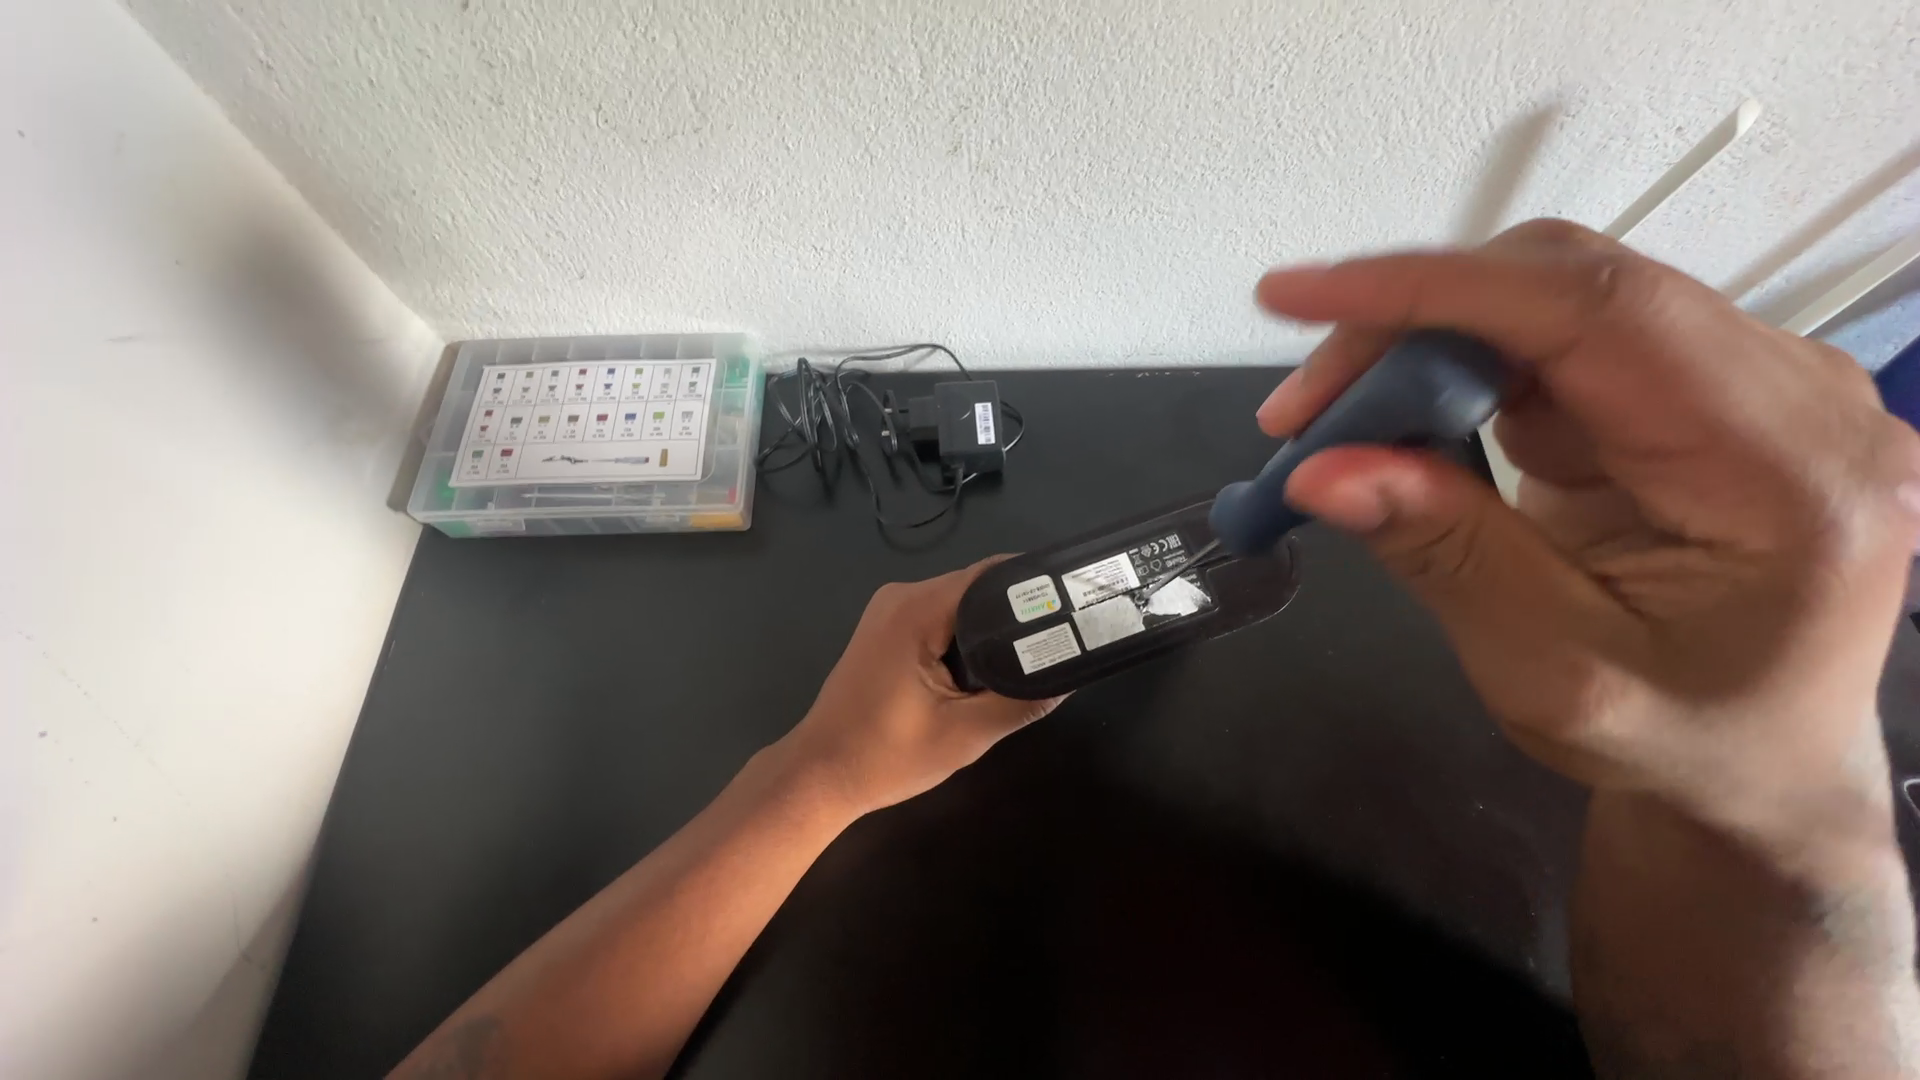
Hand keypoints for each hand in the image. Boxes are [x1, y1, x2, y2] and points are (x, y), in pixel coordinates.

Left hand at [778, 558, 1063, 815]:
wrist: (821, 774)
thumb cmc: (887, 755)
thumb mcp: (965, 735)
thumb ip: (1021, 703)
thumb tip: (1067, 679)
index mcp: (916, 610)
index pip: (989, 575)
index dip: (1033, 584)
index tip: (1074, 600)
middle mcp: (901, 597)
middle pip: (975, 586)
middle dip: (1018, 607)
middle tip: (1064, 631)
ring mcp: (889, 612)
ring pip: (958, 603)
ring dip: (992, 625)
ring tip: (1039, 648)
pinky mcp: (886, 630)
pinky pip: (939, 617)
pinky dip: (967, 635)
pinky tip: (993, 662)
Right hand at [1255, 219, 1919, 836]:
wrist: (1751, 767)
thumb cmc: (1674, 740)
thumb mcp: (1549, 670)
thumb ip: (1445, 557)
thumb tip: (1320, 472)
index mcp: (1781, 465)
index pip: (1593, 313)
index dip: (1432, 290)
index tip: (1292, 296)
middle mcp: (1769, 394)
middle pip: (1554, 291)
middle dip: (1399, 331)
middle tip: (1294, 416)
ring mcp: (1714, 388)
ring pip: (1528, 310)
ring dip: (1404, 356)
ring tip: (1320, 430)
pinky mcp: (1655, 402)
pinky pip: (1526, 352)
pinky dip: (1433, 381)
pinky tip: (1381, 432)